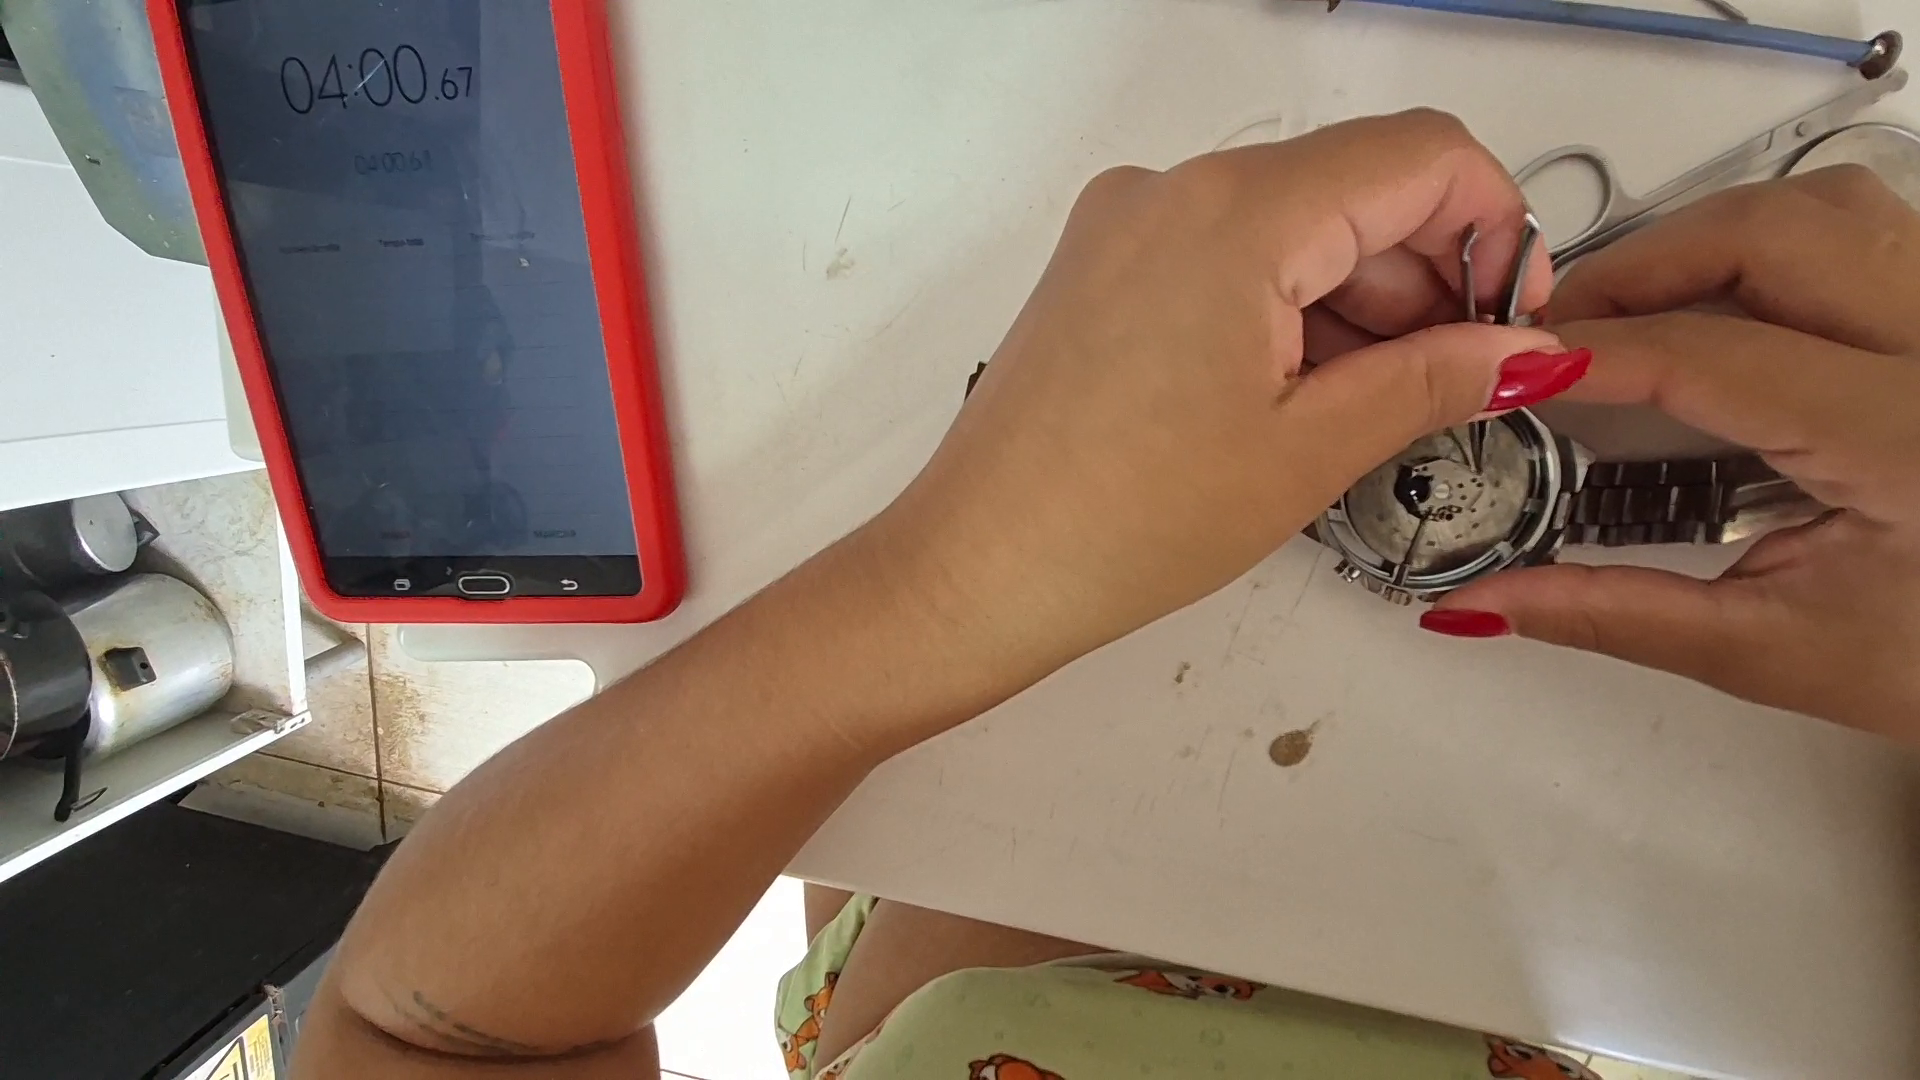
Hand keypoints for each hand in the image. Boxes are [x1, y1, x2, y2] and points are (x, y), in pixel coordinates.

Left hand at [868, 110, 1575, 697]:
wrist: (980, 567)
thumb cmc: (1130, 521)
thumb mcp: (1304, 451)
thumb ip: (1431, 379)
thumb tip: (1527, 349)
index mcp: (1233, 210)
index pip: (1418, 156)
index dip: (1492, 230)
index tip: (1507, 321)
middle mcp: (1163, 192)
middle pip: (1340, 194)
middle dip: (1410, 282)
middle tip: (1434, 385)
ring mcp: (1112, 233)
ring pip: (1272, 234)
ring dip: (1335, 306)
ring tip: (1347, 409)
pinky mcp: (1086, 278)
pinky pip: (1206, 264)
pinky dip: (1262, 312)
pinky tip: (1274, 392)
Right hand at [1432, 166, 1919, 741]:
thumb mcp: (1776, 651)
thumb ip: (1611, 615)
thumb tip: (1474, 604)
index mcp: (1912, 435)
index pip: (1710, 355)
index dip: (1586, 354)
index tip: (1495, 372)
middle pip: (1777, 231)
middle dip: (1634, 266)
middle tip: (1547, 334)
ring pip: (1827, 209)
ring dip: (1695, 246)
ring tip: (1614, 320)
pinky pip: (1858, 235)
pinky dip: (1751, 255)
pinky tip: (1699, 320)